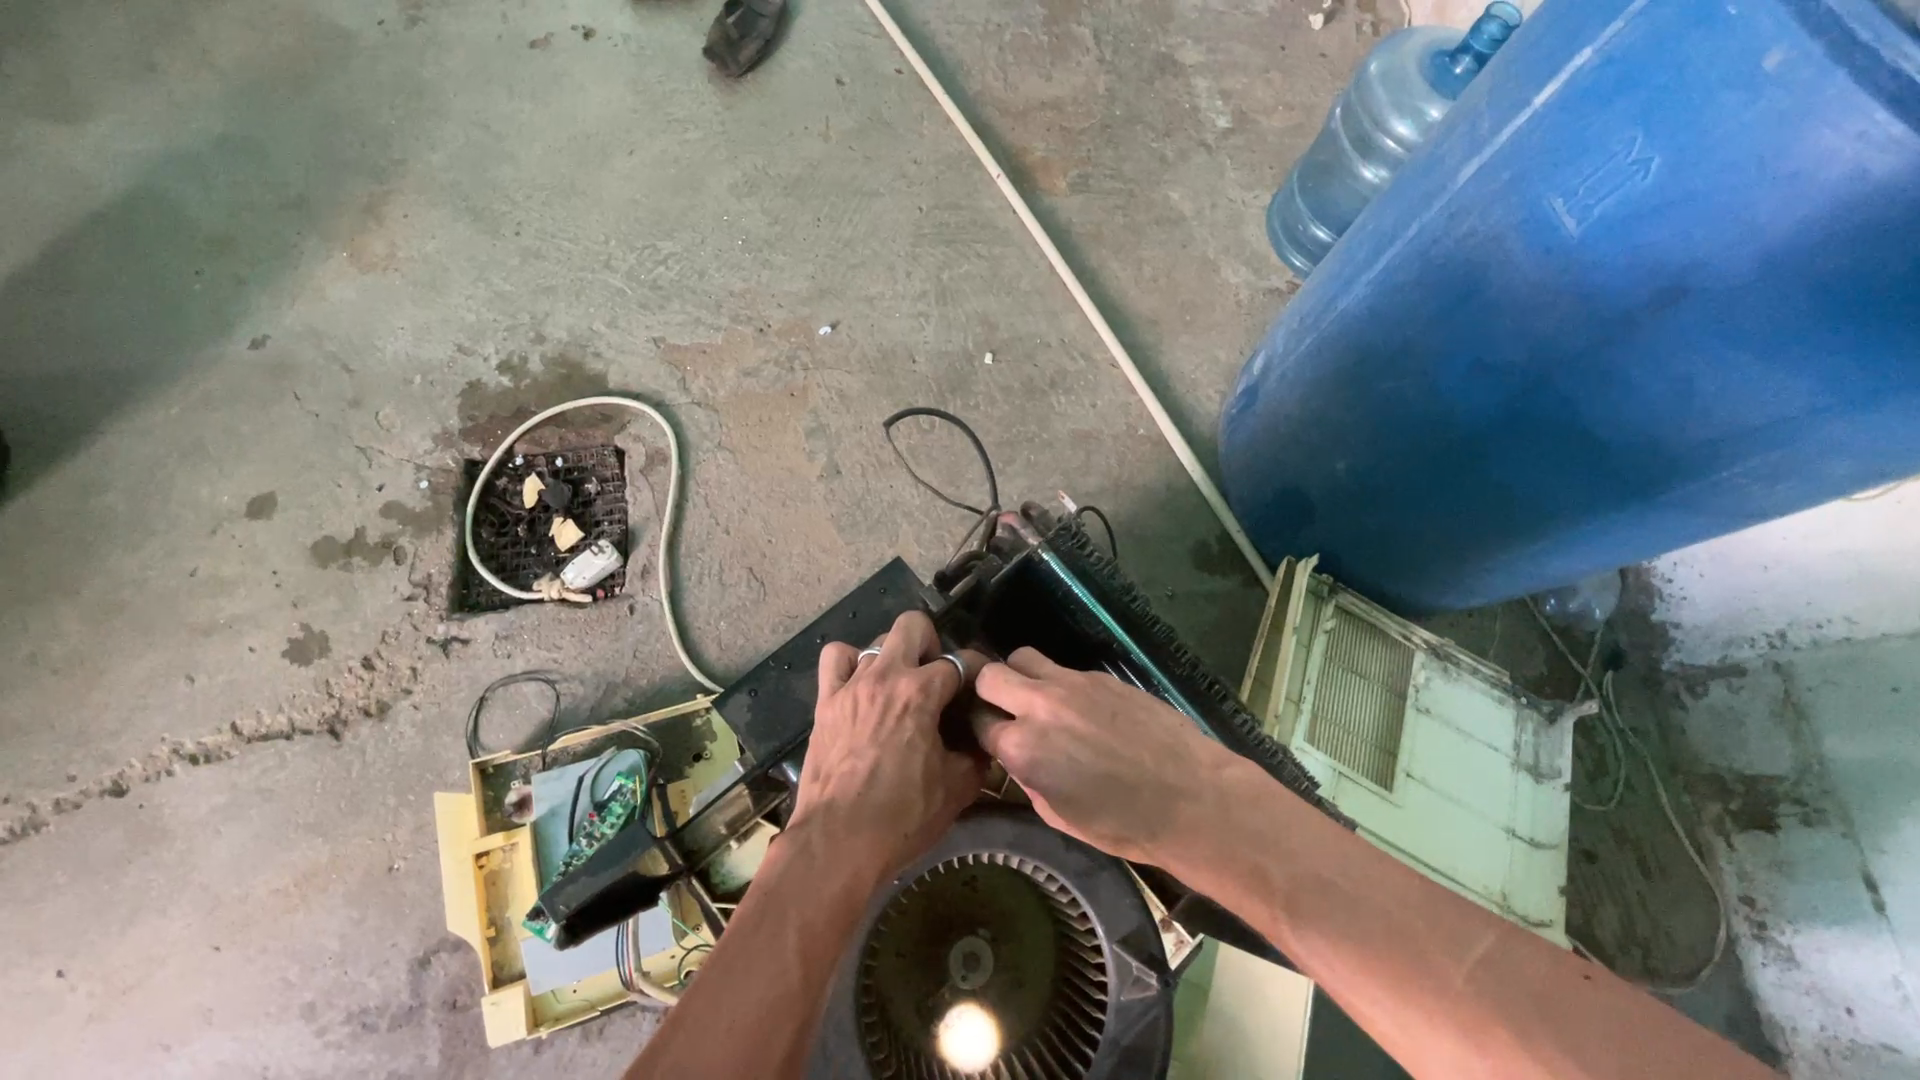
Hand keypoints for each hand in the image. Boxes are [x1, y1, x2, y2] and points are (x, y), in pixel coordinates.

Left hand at [790, 611, 985, 875]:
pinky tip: (861, 686)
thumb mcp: (956, 789)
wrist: (838, 841)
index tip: (981, 690)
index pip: (961, 661)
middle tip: (937, 681)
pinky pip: (835, 659)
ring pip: (876, 642)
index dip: (978, 672)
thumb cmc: (902, 817)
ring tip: (900, 688)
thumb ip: (976, 756)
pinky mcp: (825, 702)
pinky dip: (851, 663)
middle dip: (933, 646)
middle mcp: (885, 677)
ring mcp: (851, 686)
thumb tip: (983, 742)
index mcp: (921, 693)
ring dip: (894, 658)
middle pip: (914, 626)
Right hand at [972, 647, 1249, 865]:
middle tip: (1003, 708)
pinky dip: (1060, 685)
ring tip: (1037, 699)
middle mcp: (1039, 706)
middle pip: (989, 674)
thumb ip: (1026, 777)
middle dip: (988, 691)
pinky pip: (1064, 670)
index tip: (989, 737)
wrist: (1191, 798)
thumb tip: (1017, 757)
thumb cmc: (1122, 823)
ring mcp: (1072, 684)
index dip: (980, 730)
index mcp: (1022, 748)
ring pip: (1023, 657)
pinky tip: (1081, 710)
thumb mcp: (1056, 814)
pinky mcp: (1102, 676)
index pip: (976, 722)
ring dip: (1021, 676)